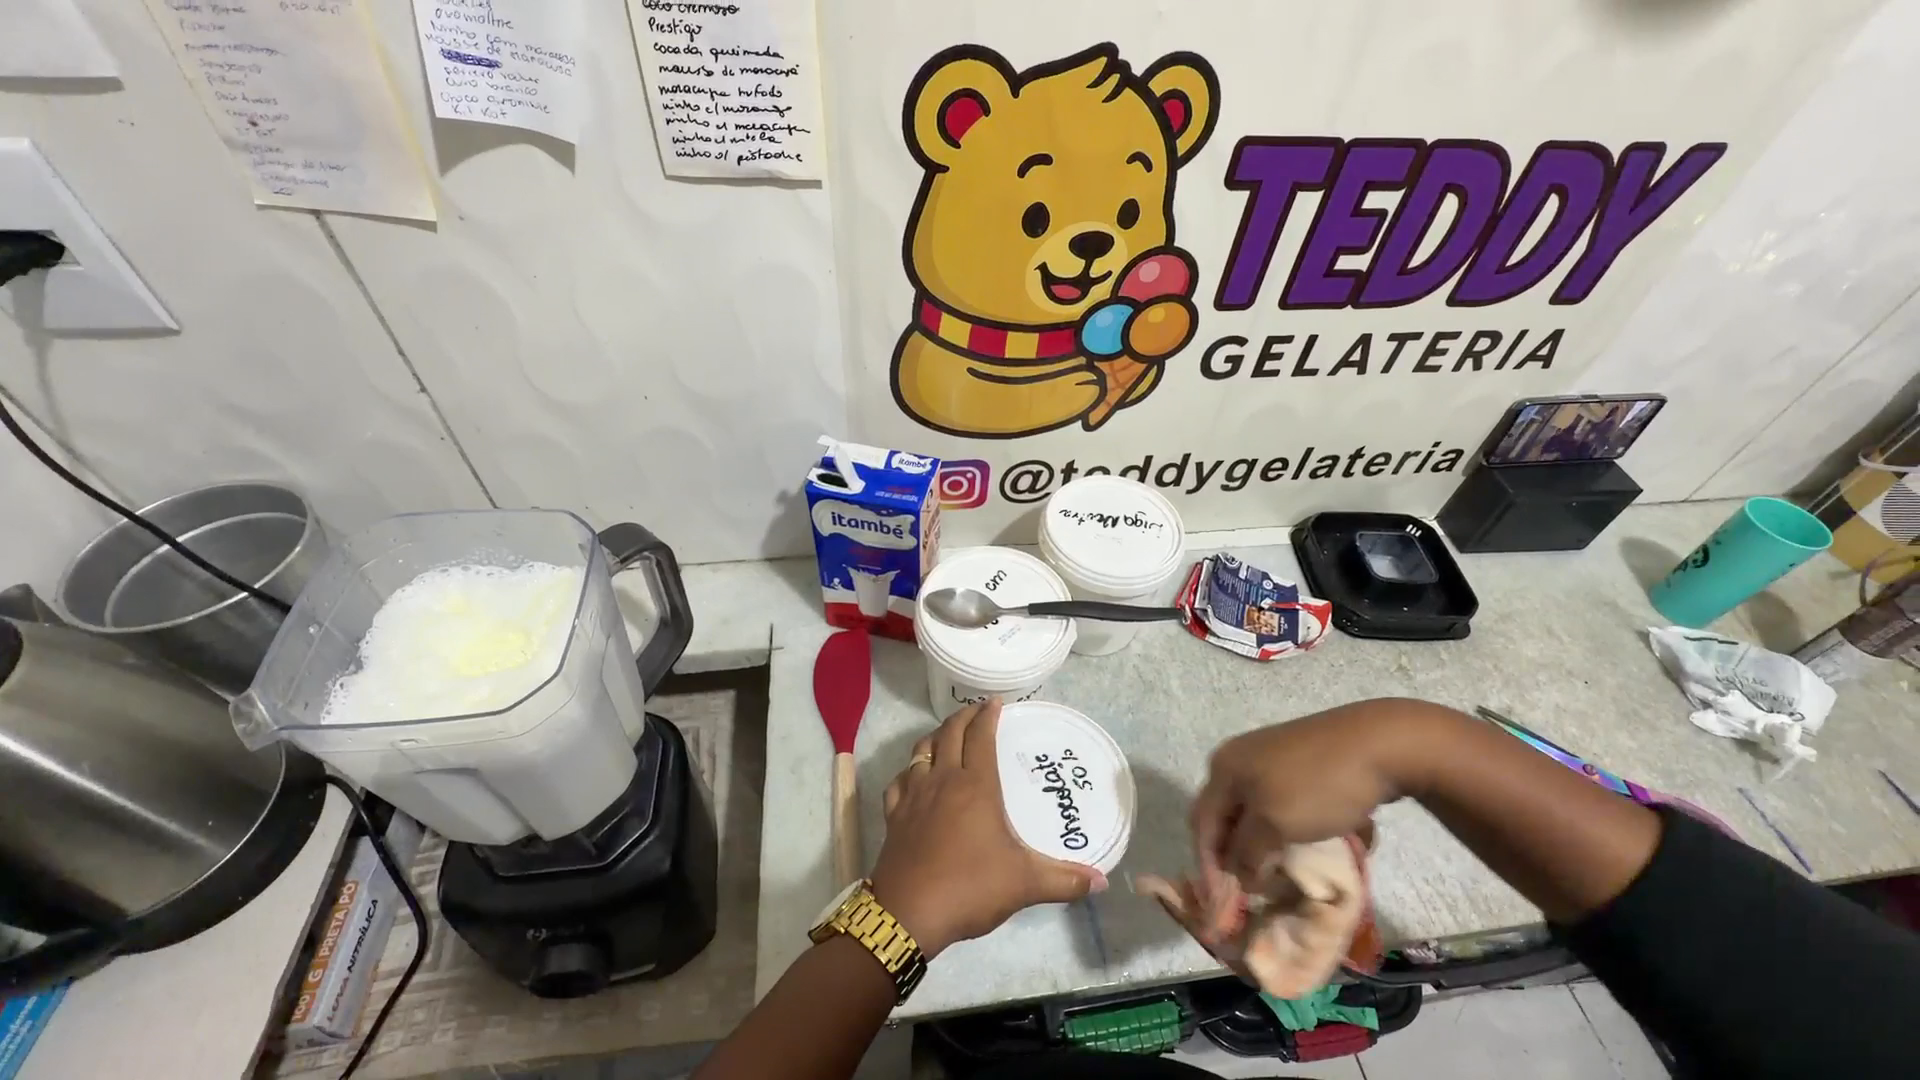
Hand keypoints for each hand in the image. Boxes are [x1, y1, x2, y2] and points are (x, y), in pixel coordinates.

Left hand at [870, 699, 1106, 956]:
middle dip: (963, 717)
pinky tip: (914, 778)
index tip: (996, 703)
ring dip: (935, 737)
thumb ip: (1064, 880)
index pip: (980, 736)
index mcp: (975, 786)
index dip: (988, 715)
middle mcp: (942, 780)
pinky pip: (900, 781)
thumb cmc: (970, 887)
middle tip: (976, 711)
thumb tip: (1102, 881)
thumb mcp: (1025, 884)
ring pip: (921, 751)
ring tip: (947, 736)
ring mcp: (913, 796)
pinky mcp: (894, 815)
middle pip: (949, 734)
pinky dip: (909, 771)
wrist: (908, 913)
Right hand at [1190, 699, 1459, 894]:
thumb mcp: (1276, 824)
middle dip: (1231, 856)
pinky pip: (1278, 803)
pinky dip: (1280, 830)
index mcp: (1224, 770)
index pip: (1202, 826)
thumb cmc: (1318, 784)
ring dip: (1257, 845)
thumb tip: (1239, 876)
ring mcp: (1270, 758)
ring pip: (1252, 811)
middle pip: (1224, 816)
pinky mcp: (1299, 762)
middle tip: (1244, 892)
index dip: (1208, 867)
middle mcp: (1239, 759)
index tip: (1222, 906)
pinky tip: (1297, 847)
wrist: (1380, 742)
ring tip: (1271, 876)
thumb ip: (1248, 853)